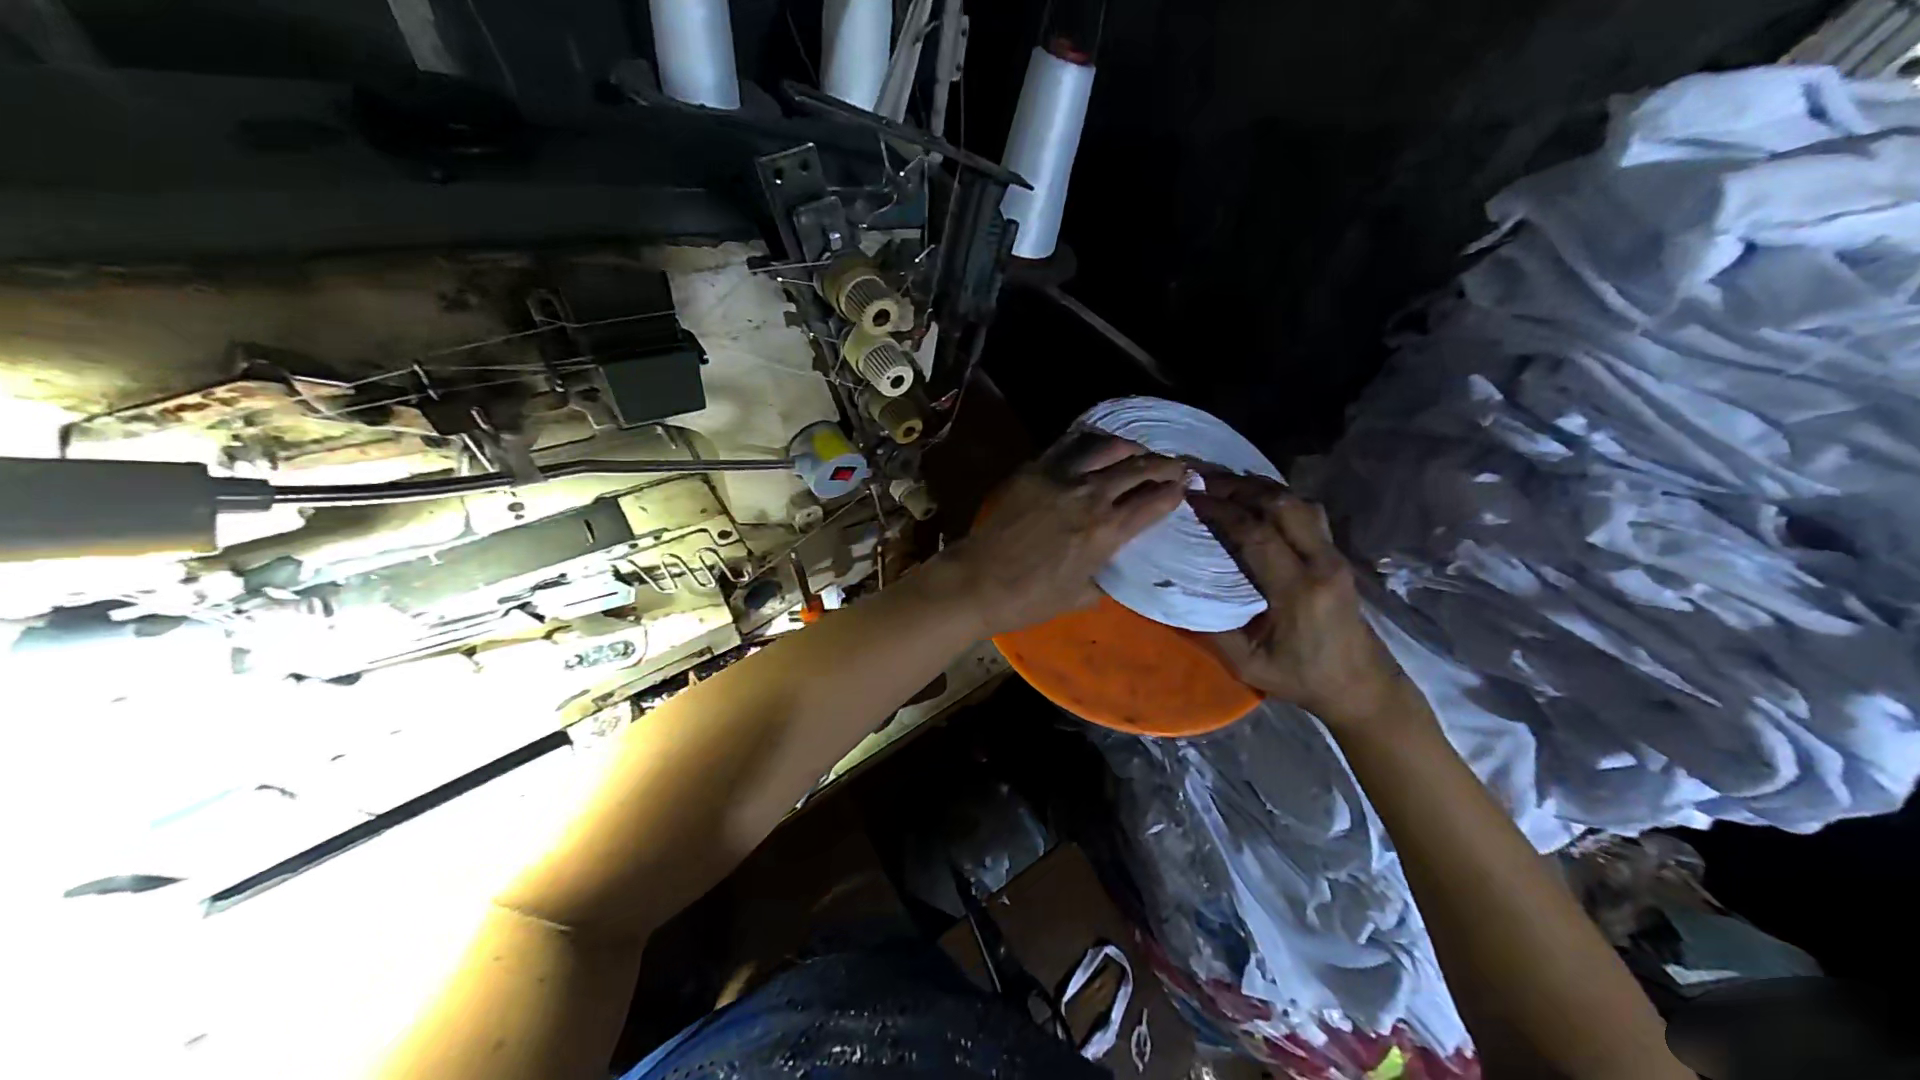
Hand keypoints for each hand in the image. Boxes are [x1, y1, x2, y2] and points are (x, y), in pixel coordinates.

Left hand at [939, 431, 1187, 635]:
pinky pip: (1069, 445)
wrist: (977, 581)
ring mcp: (1060, 477)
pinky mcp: (1034, 469)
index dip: (1174, 492)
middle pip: (1138, 468)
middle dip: (1164, 464)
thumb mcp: (1080, 597)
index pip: (1154, 503)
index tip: (1184, 488)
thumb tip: (1114, 564)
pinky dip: (1091, 442)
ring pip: (1107, 448)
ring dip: (1131, 448)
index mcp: (1106, 532)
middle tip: (1175, 465)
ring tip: (1139, 452)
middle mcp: (1090, 497)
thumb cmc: (1029, 598)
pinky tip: (1097, 446)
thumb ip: (1106, 577)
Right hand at [1187, 471, 1411, 728]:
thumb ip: (1212, 631)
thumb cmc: (1303, 679)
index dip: (1221, 510)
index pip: (1256, 534)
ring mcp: (1335, 556)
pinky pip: (1308, 513)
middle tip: (1203, 481)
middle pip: (1282, 504)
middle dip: (1240, 487)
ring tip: (1225, 486)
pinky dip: (1278, 499)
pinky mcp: (1337, 556)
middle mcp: (1322, 564)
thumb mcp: (1248, 664)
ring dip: (1260, 489)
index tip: (1190, 498)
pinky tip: (1255, 502)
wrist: (1363, 686)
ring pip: (1299, 503)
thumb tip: (1173, 595)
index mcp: (1298, 590)